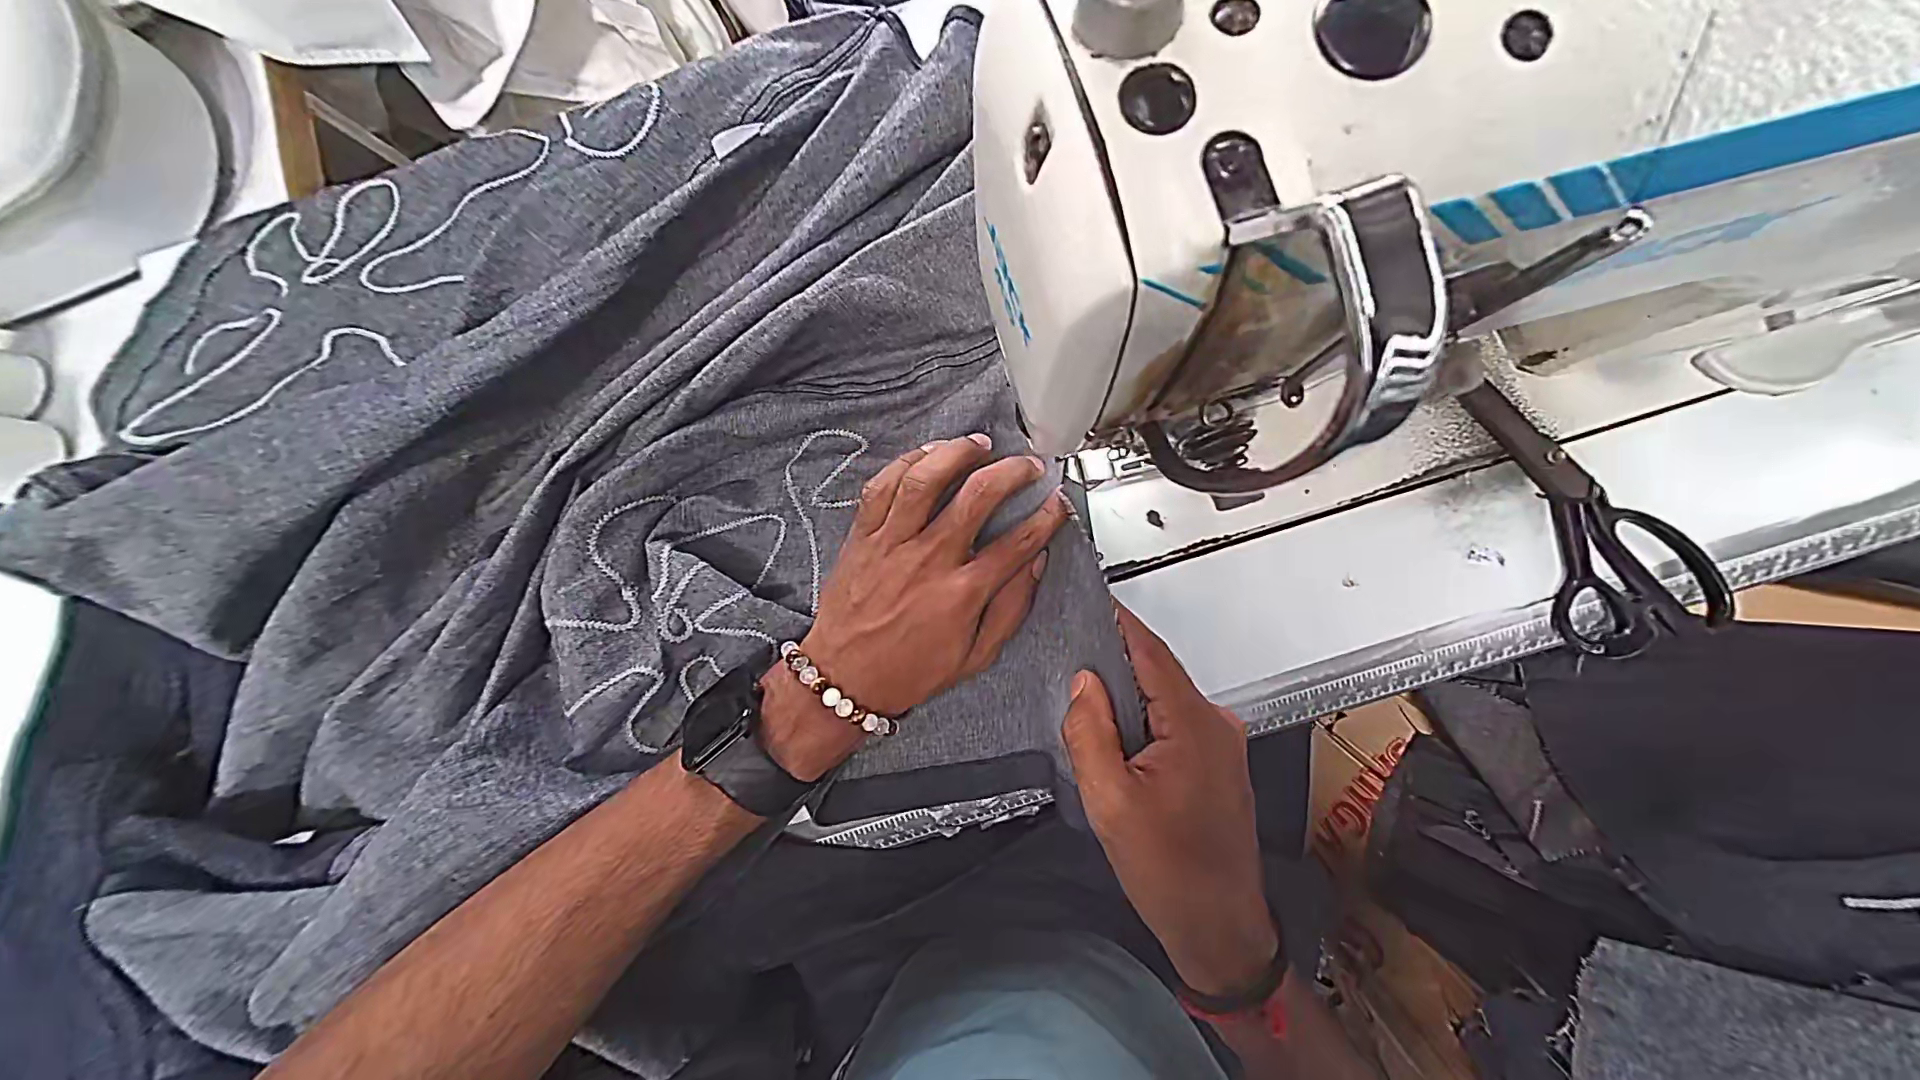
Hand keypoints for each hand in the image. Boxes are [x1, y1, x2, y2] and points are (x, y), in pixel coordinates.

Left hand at [758, 434, 1067, 779]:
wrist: (845, 677)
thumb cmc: (907, 670)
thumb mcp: (976, 656)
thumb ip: (1011, 609)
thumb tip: (1035, 565)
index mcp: (961, 594)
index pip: (1018, 542)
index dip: (1046, 517)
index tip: (1056, 503)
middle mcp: (928, 561)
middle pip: (978, 496)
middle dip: (1012, 472)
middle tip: (1027, 466)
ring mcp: (892, 544)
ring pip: (926, 480)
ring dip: (957, 453)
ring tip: (979, 445)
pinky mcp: (863, 537)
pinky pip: (881, 487)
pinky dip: (905, 462)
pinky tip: (927, 454)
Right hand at [1062, 603, 1278, 998]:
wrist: (1220, 926)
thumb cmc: (1172, 873)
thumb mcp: (1109, 800)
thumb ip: (1090, 732)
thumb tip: (1083, 683)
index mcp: (1193, 727)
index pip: (1151, 653)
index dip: (1119, 623)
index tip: (1094, 600)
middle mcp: (1216, 726)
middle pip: (1158, 671)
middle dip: (1116, 659)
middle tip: (1075, 652)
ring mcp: (1222, 743)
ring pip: (1165, 695)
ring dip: (1130, 692)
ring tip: (1090, 700)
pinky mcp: (1219, 760)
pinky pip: (1175, 718)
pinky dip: (1146, 715)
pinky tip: (1120, 734)